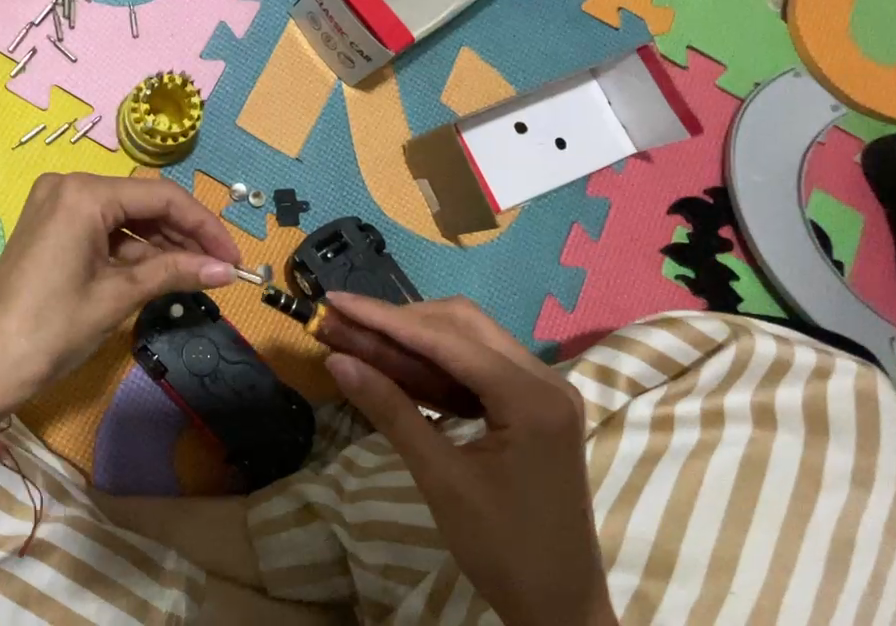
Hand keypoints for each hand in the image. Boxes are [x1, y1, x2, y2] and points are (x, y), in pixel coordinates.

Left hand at [0, 173, 241, 435]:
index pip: (161, 197)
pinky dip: (133, 251)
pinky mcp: (50, 229)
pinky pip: (103, 231)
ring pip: (125, 218)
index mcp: (83, 193)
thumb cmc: (50, 329)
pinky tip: (162, 274)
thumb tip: (226, 269)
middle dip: (185, 235)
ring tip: (198, 275)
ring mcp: (55, 207)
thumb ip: (174, 272)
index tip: (234, 258)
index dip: (204, 226)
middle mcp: (68, 187)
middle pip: (143, 203)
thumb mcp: (117, 297)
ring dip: (162, 245)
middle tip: (221, 269)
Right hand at [322, 293, 617, 625]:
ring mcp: (545, 391)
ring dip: (415, 335)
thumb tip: (336, 360)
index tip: (334, 301)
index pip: (445, 339)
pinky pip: (479, 363)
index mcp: (532, 398)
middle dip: (398, 320)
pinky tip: (400, 366)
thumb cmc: (503, 549)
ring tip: (361, 338)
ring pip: (470, 337)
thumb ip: (390, 411)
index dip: (384, 317)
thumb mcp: (440, 479)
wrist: (561, 608)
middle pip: (462, 323)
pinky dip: (436, 358)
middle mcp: (546, 380)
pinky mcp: (536, 406)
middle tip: (344, 322)